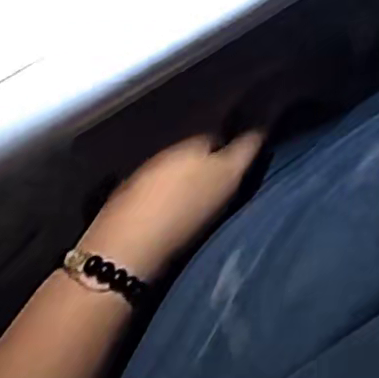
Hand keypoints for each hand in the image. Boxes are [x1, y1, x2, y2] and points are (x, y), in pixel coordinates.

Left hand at [76, 130, 264, 280]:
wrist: (122, 254)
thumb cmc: (186, 210)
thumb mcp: (229, 176)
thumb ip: (247, 147)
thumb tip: (261, 124)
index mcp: (195, 140)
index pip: (221, 136)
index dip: (232, 152)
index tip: (238, 171)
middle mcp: (166, 151)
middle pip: (193, 154)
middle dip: (204, 166)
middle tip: (216, 192)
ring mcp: (138, 177)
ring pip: (169, 173)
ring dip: (179, 184)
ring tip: (189, 208)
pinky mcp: (117, 205)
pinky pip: (148, 194)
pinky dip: (158, 202)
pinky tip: (163, 220)